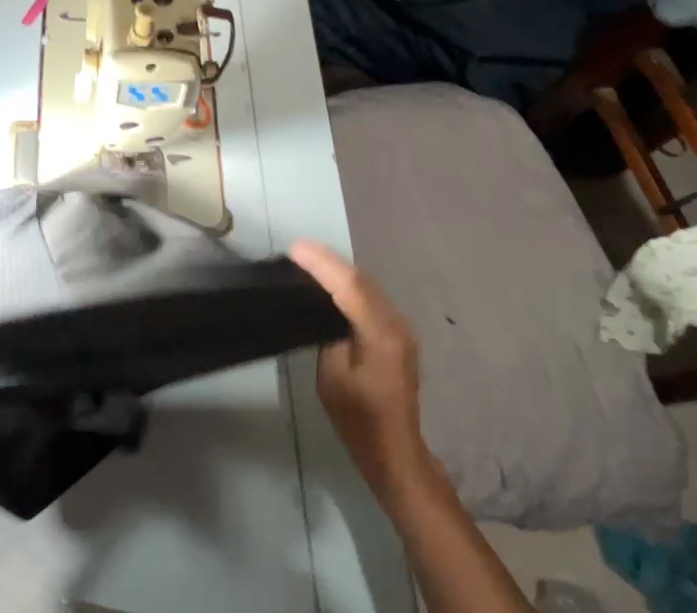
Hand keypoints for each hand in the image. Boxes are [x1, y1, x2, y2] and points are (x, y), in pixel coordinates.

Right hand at [288, 239, 431, 501]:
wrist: (394, 448)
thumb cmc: (358, 418)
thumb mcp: (332, 375)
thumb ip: (328, 333)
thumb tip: (321, 305)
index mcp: (381, 334)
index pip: (350, 287)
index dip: (322, 263)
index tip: (294, 248)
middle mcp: (397, 324)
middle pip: (362, 280)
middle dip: (330, 261)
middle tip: (296, 250)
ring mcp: (401, 329)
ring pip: (368, 287)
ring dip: (340, 271)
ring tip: (308, 260)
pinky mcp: (398, 335)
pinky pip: (371, 299)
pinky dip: (349, 286)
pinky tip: (330, 285)